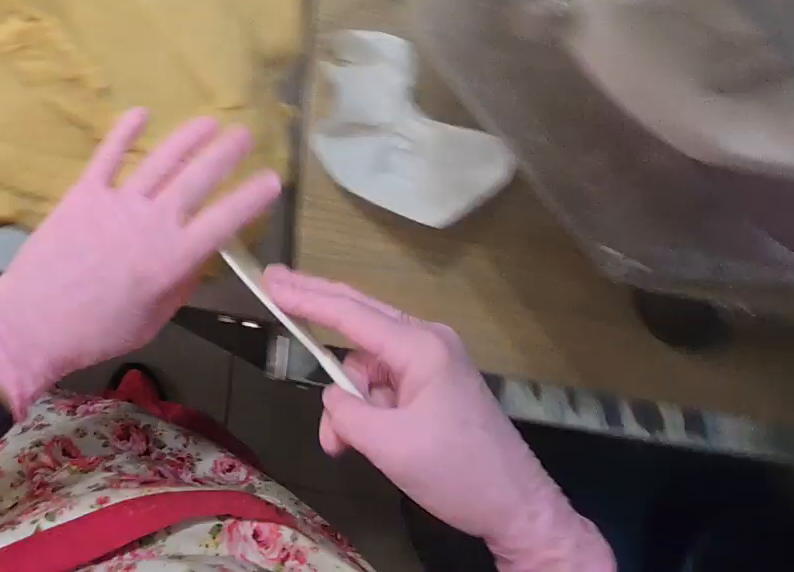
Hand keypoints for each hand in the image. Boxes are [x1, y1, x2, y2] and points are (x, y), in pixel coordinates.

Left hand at [0, 109, 279, 415]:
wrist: (33, 323)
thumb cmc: (97, 332)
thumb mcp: (152, 320)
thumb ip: (180, 285)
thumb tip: (198, 256)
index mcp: (173, 259)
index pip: (224, 221)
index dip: (252, 198)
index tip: (273, 179)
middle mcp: (152, 223)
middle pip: (197, 179)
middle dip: (226, 154)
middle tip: (246, 133)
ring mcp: (117, 203)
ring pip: (161, 162)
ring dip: (188, 138)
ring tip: (210, 121)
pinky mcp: (84, 193)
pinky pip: (108, 156)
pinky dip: (125, 132)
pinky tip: (141, 112)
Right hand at [263, 266, 613, 571]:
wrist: (522, 511)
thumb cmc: (458, 474)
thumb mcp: (389, 447)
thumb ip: (346, 412)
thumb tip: (334, 397)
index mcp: (420, 346)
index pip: (350, 313)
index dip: (305, 297)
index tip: (271, 281)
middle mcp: (427, 340)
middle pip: (358, 313)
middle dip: (314, 304)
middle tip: (273, 283)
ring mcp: (433, 358)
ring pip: (366, 358)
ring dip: (347, 394)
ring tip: (341, 442)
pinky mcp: (434, 379)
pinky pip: (384, 378)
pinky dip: (366, 403)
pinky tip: (366, 438)